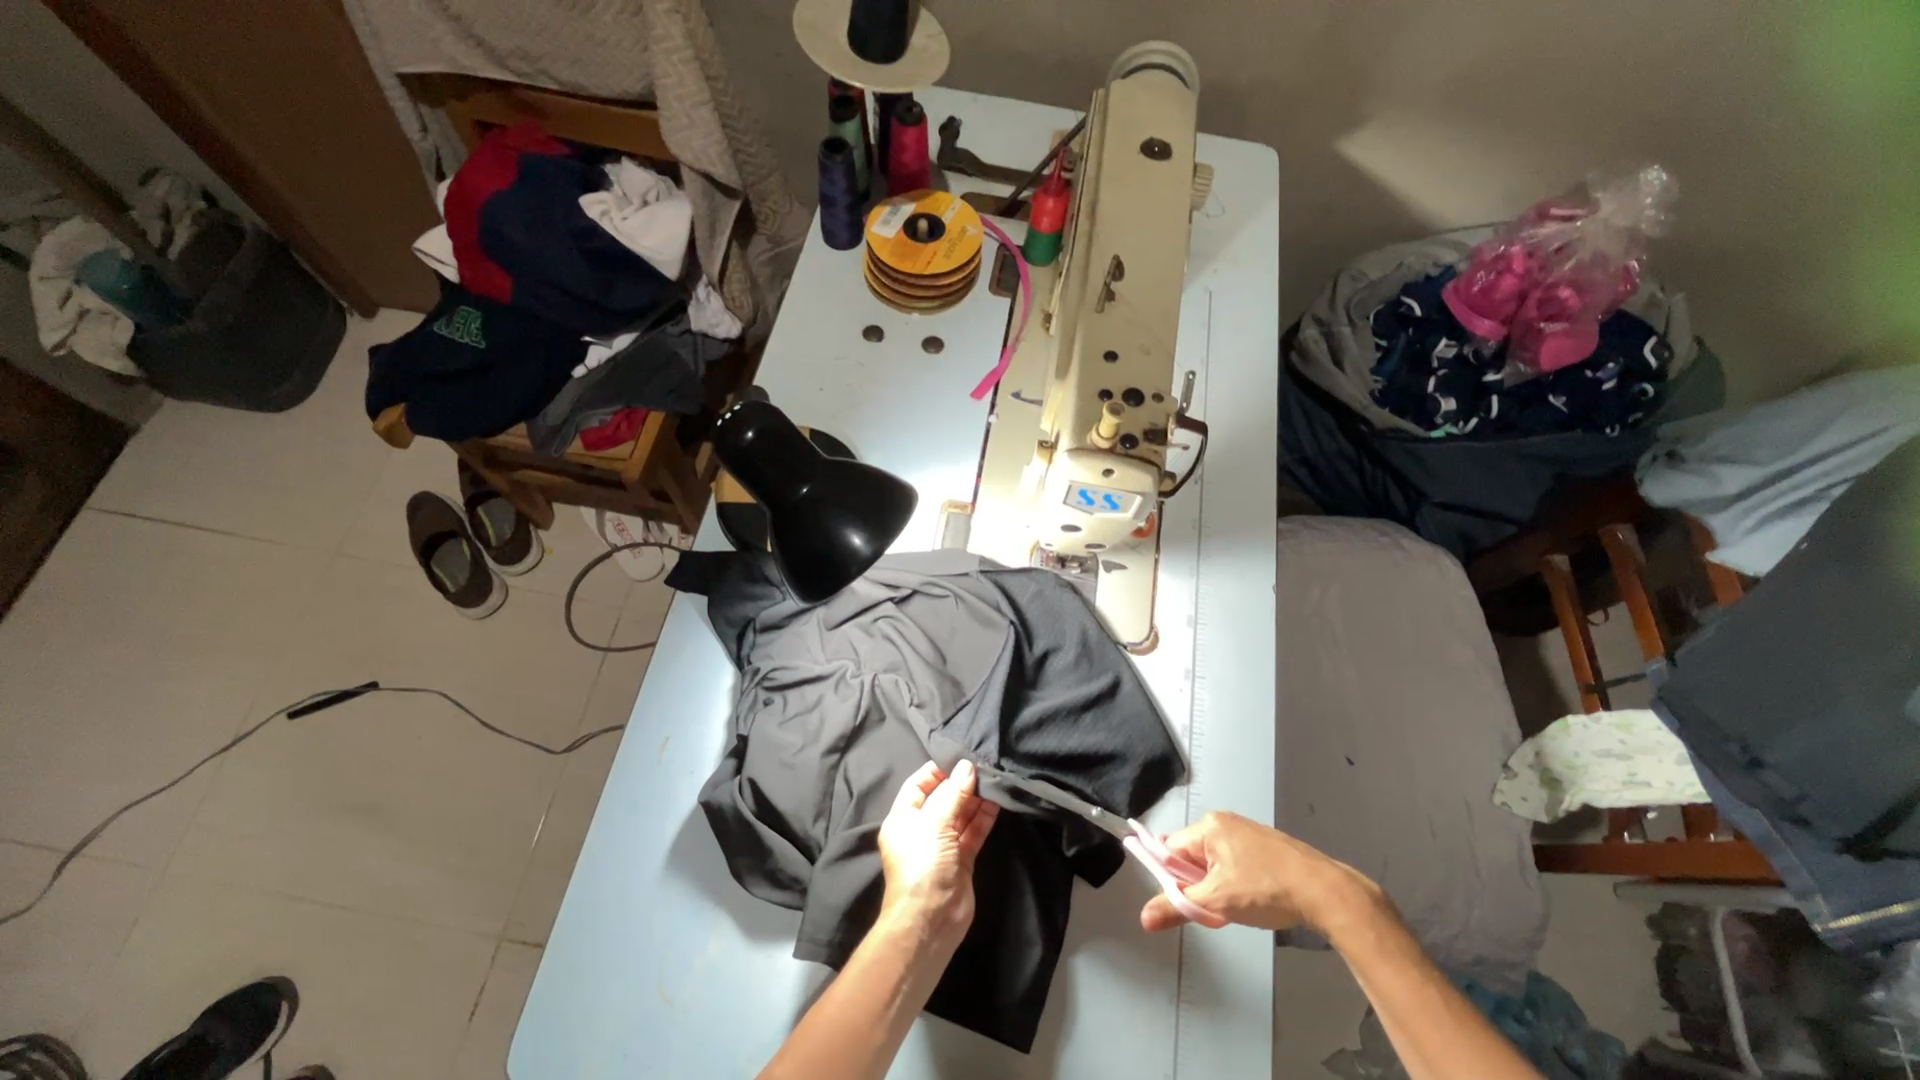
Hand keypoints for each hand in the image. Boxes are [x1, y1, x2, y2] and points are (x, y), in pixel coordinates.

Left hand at [877, 760, 999, 944]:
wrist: (930, 919)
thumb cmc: (922, 864)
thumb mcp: (933, 823)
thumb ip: (952, 794)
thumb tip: (967, 766)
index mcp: (903, 818)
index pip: (918, 785)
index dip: (937, 771)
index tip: (960, 757)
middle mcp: (921, 829)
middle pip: (942, 799)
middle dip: (961, 783)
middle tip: (984, 766)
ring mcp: (942, 845)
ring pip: (960, 815)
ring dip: (975, 799)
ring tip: (994, 779)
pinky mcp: (961, 859)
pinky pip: (973, 832)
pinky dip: (983, 818)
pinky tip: (997, 802)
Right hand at [1140, 811, 1386, 938]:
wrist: (1324, 891)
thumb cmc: (1265, 890)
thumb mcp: (1216, 902)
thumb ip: (1178, 906)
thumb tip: (1144, 917)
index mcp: (1209, 827)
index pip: (1169, 849)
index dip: (1169, 877)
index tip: (1180, 900)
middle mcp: (1225, 822)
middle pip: (1191, 855)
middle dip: (1196, 884)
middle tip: (1211, 906)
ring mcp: (1248, 832)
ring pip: (1215, 862)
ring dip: (1216, 886)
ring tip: (1234, 905)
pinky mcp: (1266, 846)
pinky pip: (1235, 863)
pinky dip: (1235, 882)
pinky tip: (1252, 898)